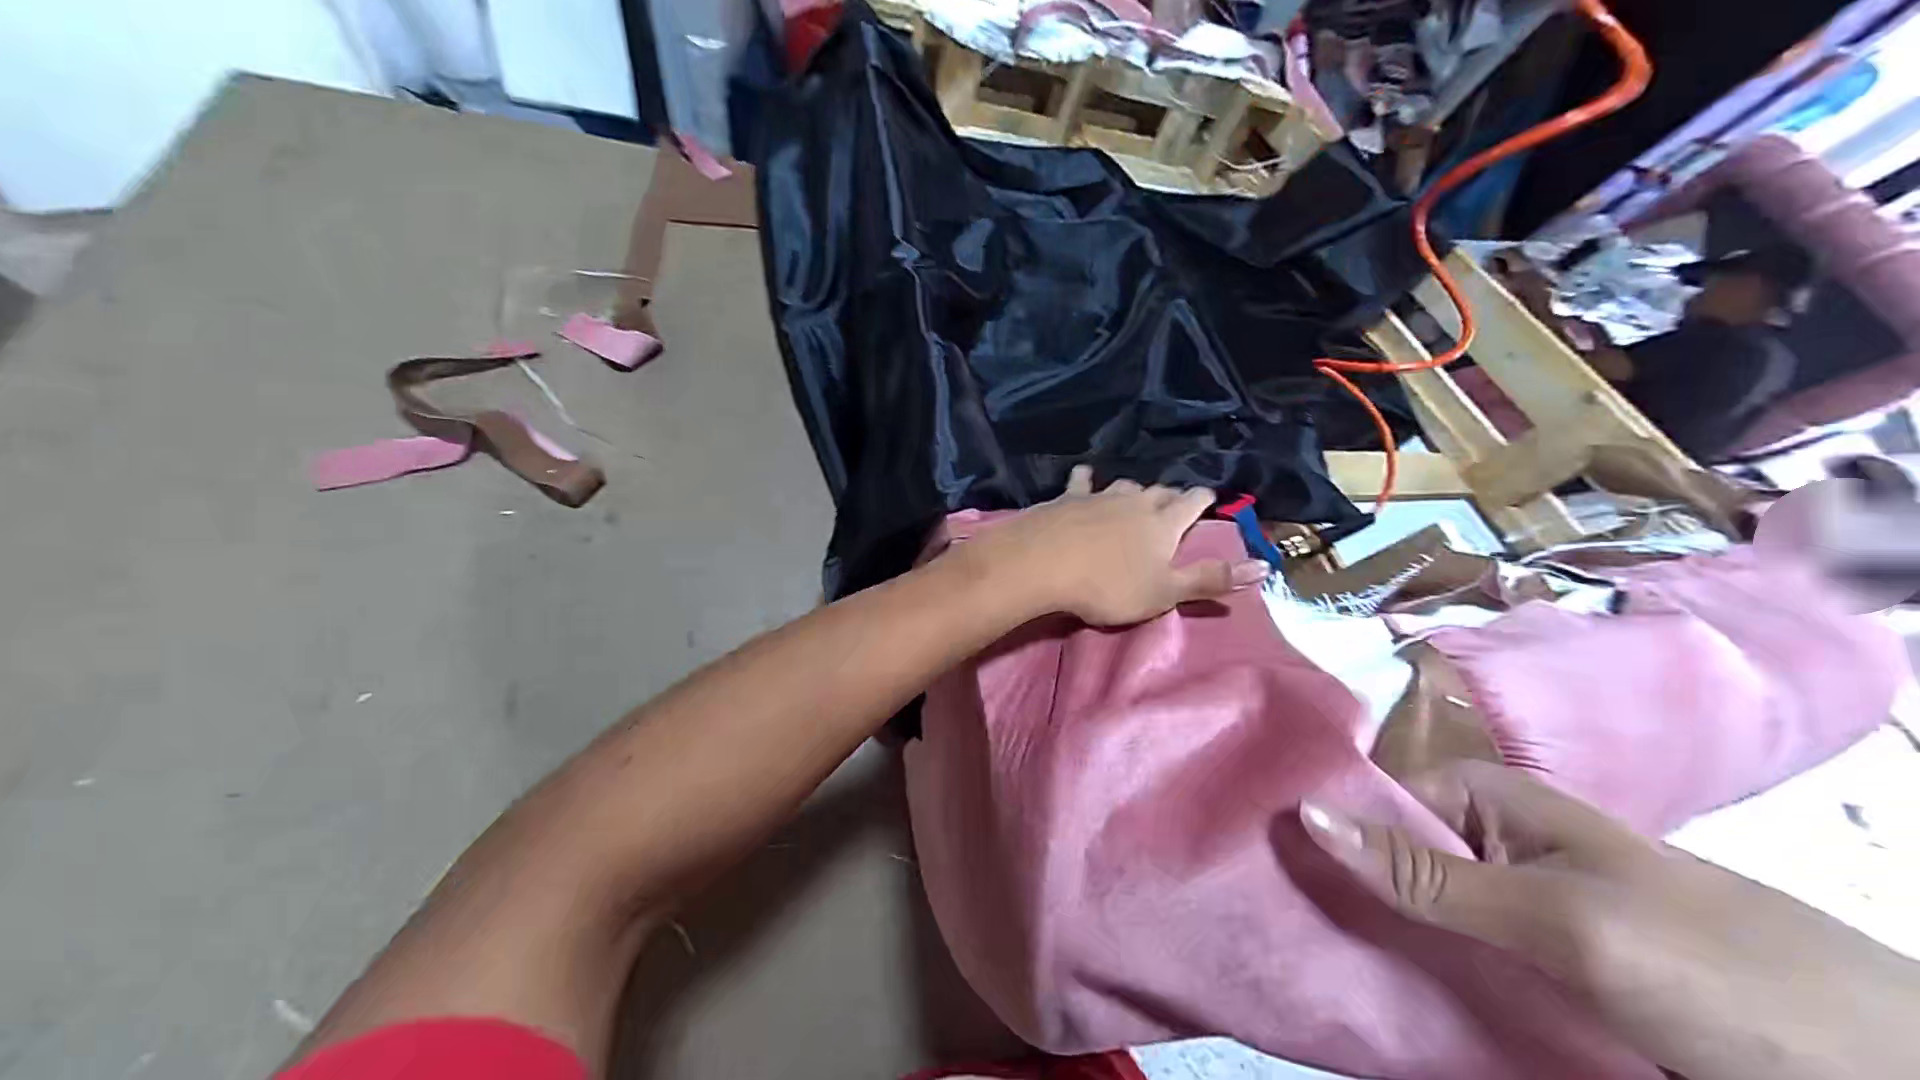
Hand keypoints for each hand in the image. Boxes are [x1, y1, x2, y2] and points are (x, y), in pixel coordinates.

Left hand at [954, 465, 1269, 626]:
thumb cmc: (1108, 586)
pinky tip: (1084, 474)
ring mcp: (1099, 496)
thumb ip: (1210, 579)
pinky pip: (1081, 482)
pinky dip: (1086, 479)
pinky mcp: (1067, 498)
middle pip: (1160, 492)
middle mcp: (1135, 501)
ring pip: (1125, 485)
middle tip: (1175, 499)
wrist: (1043, 564)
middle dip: (1171, 495)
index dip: (1204, 500)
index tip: (1210, 496)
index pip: (1192, 504)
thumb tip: (1264, 565)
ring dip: (1134, 488)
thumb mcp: (1165, 592)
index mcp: (1164, 523)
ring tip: (1138, 492)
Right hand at [1301, 762, 1919, 1079]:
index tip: (1268, 863)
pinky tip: (1379, 993)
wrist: (1894, 1077)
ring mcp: (1520, 908)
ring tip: (1310, 954)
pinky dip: (1415, 972)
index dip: (1323, 826)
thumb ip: (1428, 874)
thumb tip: (1302, 811)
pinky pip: (1454, 958)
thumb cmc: (1717, 973)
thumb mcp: (1561, 920)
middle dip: (1340, 883)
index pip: (1374, 799)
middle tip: (1282, 921)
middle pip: (1389, 854)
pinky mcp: (1539, 967)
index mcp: (1493, 801)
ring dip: (1372, 931)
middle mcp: (1496, 843)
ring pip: (1416, 909)